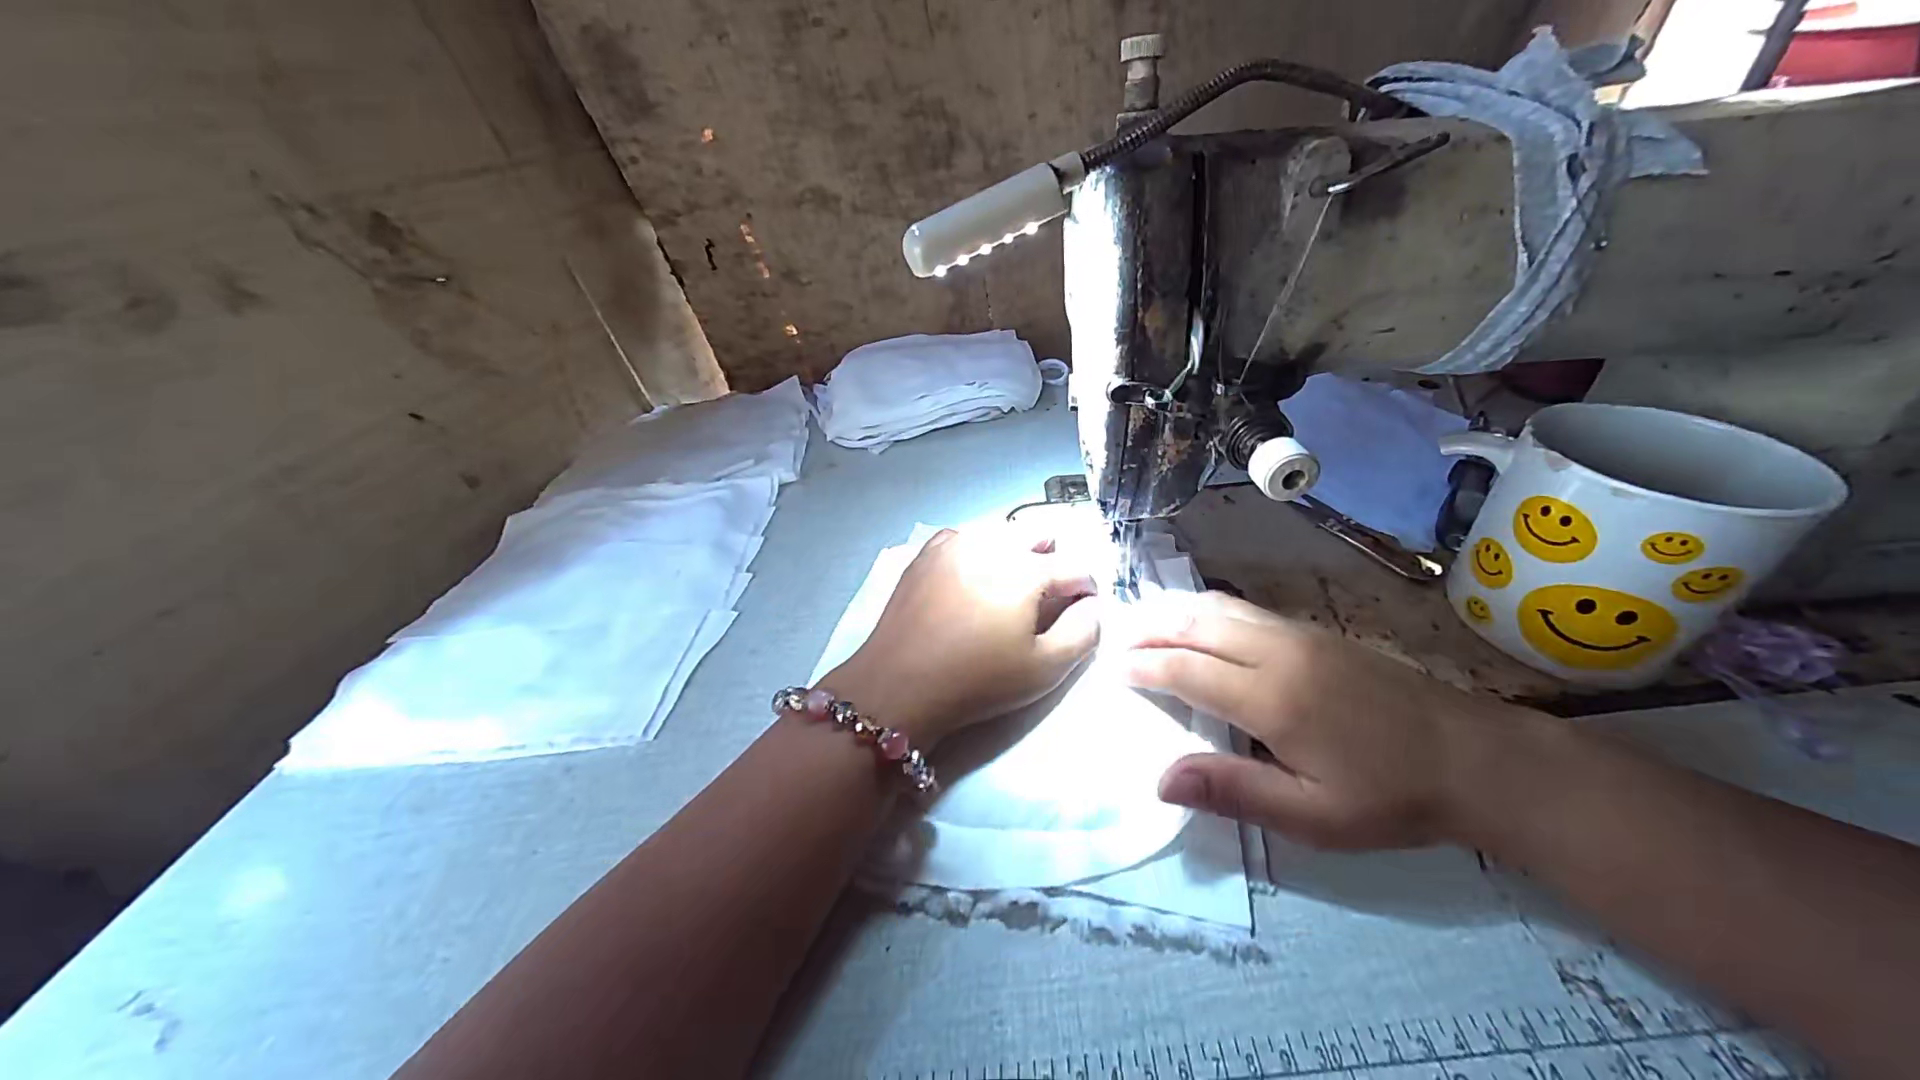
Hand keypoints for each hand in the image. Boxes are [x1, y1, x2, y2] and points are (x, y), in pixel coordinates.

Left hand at [826, 525, 1100, 743]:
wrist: (899, 685)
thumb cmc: (977, 682)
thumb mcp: (1045, 669)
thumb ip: (1083, 632)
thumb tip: (1092, 605)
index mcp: (1026, 570)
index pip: (1075, 568)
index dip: (1085, 591)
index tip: (1079, 611)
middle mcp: (992, 544)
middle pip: (1039, 539)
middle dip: (1051, 562)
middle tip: (1041, 600)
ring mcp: (955, 543)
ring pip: (1002, 534)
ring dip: (1015, 553)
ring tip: (1007, 589)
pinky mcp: (927, 553)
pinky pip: (966, 538)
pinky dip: (979, 550)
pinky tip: (973, 578)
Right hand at [1123, 590, 1541, 849]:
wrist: (1476, 757)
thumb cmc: (1389, 795)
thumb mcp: (1312, 816)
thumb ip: (1234, 791)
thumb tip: (1161, 780)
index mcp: (1271, 698)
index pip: (1187, 670)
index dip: (1145, 667)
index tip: (1114, 669)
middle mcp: (1278, 652)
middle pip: (1196, 624)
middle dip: (1150, 629)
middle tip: (1116, 639)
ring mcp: (1299, 634)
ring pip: (1220, 607)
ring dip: (1175, 611)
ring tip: (1144, 621)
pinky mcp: (1316, 631)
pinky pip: (1245, 608)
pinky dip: (1207, 608)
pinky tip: (1200, 619)